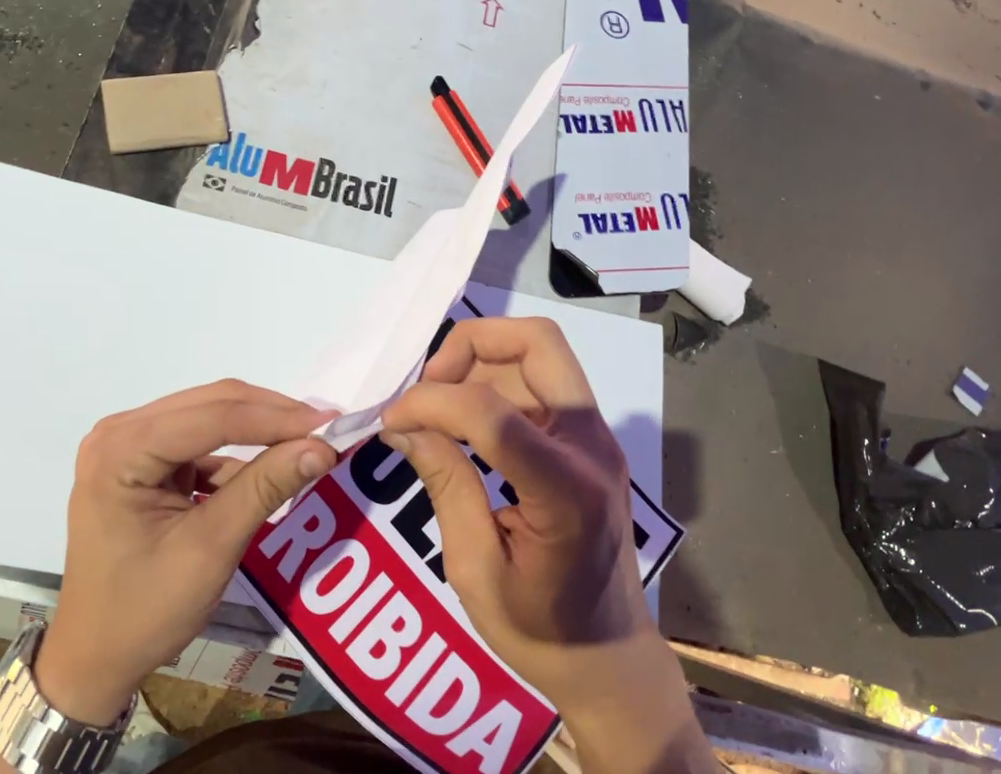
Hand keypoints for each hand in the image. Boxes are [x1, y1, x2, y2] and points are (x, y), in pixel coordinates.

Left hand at [35, 380, 337, 724]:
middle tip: (327, 430)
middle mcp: (118, 433)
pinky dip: (237, 452)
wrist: (95, 659)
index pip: (212, 416)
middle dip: (271, 416)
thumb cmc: (145, 610)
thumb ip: (264, 488)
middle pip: (209, 405)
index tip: (332, 425)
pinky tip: (271, 467)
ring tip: (308, 444)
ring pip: (208, 417)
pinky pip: (199, 441)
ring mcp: (127, 445)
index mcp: (121, 450)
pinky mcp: (141, 462)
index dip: (276, 418)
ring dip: (259, 429)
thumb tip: (321, 446)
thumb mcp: (211, 548)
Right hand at [380, 318, 714, 771]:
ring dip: (483, 360)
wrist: (608, 657)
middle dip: (471, 345)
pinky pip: (544, 382)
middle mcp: (593, 447)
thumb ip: (446, 485)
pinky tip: (465, 421)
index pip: (492, 410)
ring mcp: (598, 439)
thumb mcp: (475, 569)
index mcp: (567, 491)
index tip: (391, 419)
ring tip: (439, 404)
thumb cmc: (540, 631)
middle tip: (429, 387)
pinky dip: (499, 381)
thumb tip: (405, 424)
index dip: (431, 402)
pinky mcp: (591, 442)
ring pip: (541, 353)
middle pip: (538, 342)